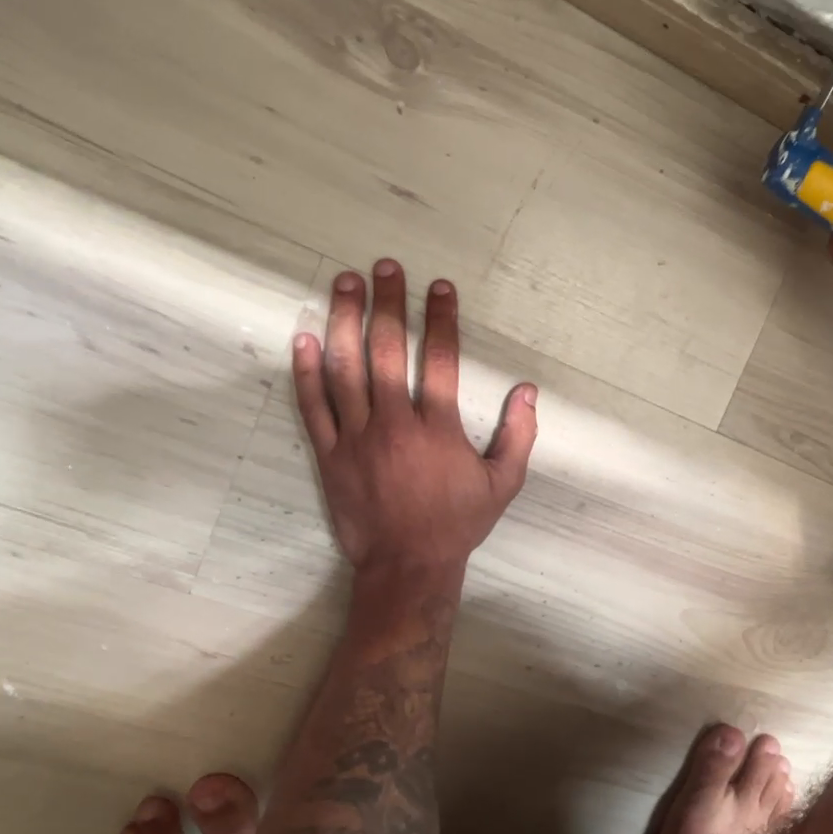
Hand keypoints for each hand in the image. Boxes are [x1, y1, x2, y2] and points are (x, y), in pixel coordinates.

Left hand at [292, 260, 536, 577]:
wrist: (407, 565)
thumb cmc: (458, 523)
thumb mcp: (503, 484)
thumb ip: (518, 436)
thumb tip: (527, 391)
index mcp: (439, 429)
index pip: (439, 360)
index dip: (440, 319)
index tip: (440, 288)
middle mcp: (395, 424)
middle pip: (387, 351)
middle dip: (387, 304)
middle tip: (384, 268)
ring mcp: (357, 437)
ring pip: (346, 369)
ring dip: (345, 321)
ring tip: (345, 283)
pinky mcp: (329, 454)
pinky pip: (313, 406)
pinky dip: (306, 371)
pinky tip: (305, 337)